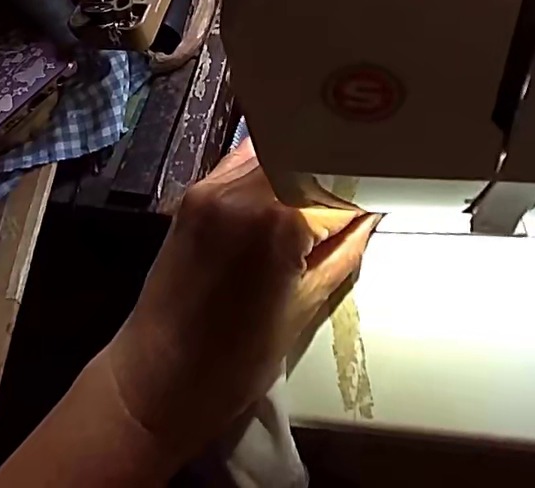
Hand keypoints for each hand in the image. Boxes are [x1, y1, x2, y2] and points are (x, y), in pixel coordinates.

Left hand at [0, 137, 376, 487]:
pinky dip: (274, 166)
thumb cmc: (236, 360)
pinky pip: (247, 160)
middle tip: (358, 186)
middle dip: (336, 170)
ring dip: (304, 163)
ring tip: (324, 184)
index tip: (382, 191)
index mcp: (278, 221)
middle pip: (307, 157)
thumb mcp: (307, 306)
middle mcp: (244, 189)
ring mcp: (214, 186)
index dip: (364, 188)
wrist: (152, 383)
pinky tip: (287, 184)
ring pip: (278, 151)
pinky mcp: (196, 191)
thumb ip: (346, 248)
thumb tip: (372, 211)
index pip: (339, 183)